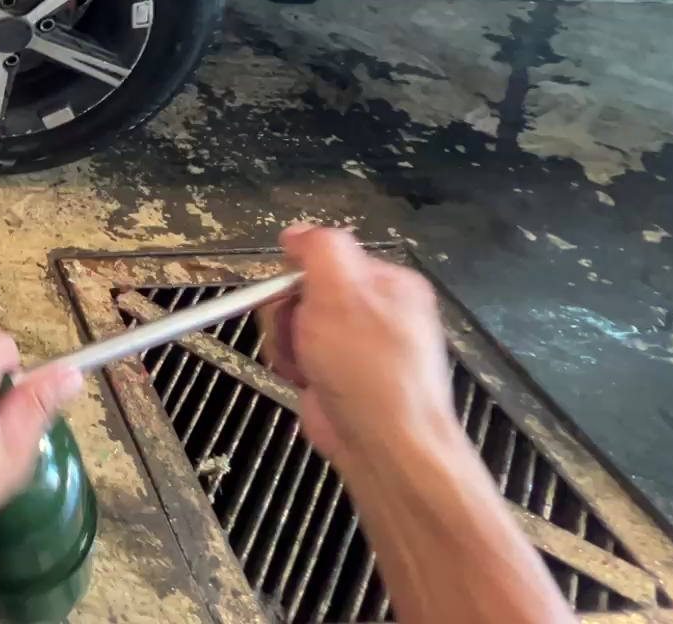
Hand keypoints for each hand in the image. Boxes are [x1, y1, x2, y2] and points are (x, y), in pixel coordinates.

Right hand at [259, 224, 456, 466]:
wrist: (381, 441)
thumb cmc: (365, 365)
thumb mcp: (341, 291)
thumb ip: (320, 249)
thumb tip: (296, 231)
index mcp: (388, 283)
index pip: (321, 256)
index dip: (296, 274)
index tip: (291, 294)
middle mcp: (376, 309)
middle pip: (301, 289)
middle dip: (285, 312)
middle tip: (299, 333)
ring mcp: (355, 342)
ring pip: (291, 320)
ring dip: (284, 340)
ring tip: (304, 362)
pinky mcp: (336, 369)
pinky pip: (295, 348)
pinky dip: (289, 360)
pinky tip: (305, 376)